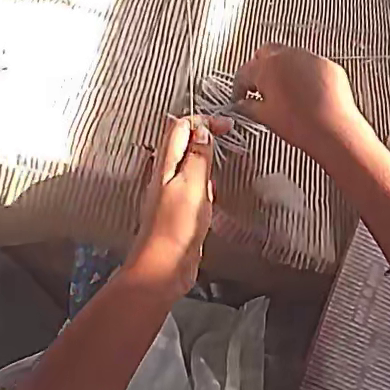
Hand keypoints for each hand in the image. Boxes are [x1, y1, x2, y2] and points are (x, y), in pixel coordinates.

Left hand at [128, 115, 228, 295]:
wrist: (163, 268)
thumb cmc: (174, 230)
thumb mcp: (192, 185)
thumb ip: (198, 156)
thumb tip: (203, 131)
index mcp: (165, 165)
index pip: (180, 128)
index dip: (203, 121)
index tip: (225, 125)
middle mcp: (164, 177)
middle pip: (180, 143)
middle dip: (202, 133)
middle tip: (224, 132)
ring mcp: (170, 195)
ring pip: (185, 165)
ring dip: (202, 156)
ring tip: (218, 153)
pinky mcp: (177, 213)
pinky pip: (190, 189)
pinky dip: (202, 182)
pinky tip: (211, 191)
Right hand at [234, 44, 368, 162]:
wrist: (333, 129)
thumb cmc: (299, 124)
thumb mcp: (265, 117)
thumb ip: (248, 107)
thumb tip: (242, 105)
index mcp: (268, 67)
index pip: (244, 72)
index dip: (238, 88)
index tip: (239, 99)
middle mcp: (288, 56)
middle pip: (265, 54)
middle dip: (259, 69)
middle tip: (258, 90)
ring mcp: (310, 58)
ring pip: (288, 58)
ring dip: (281, 71)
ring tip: (282, 95)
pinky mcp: (327, 65)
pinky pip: (309, 65)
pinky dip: (302, 76)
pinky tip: (304, 96)